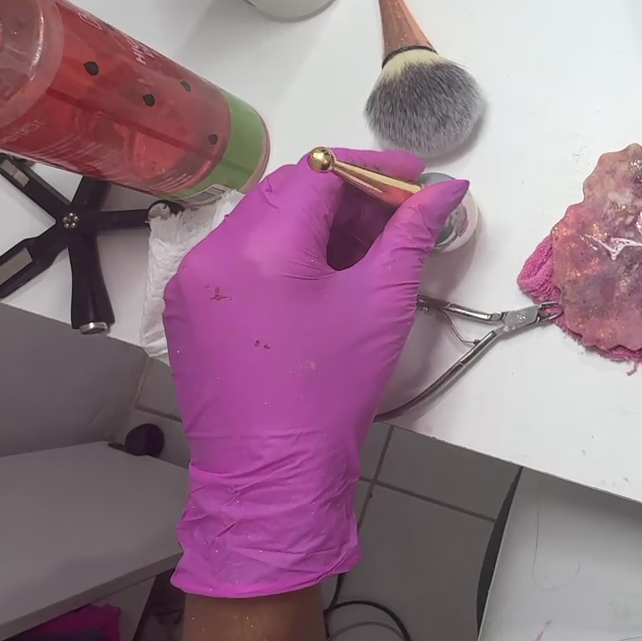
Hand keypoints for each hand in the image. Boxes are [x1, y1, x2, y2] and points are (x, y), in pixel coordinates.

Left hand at [163, 150, 466, 598]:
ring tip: (369, 242)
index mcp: (261, 248)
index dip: (372, 167)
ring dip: (320, 218)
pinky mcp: (192, 305)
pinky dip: (290, 246)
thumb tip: (448, 189)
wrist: (273, 472)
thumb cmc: (334, 386)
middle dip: (348, 191)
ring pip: (265, 218)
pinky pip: (246, 251)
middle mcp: (214, 252)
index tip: (415, 177)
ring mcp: (194, 280)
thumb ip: (413, 234)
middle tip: (397, 211)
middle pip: (288, 189)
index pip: (318, 172)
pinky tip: (328, 271)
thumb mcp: (382, 302)